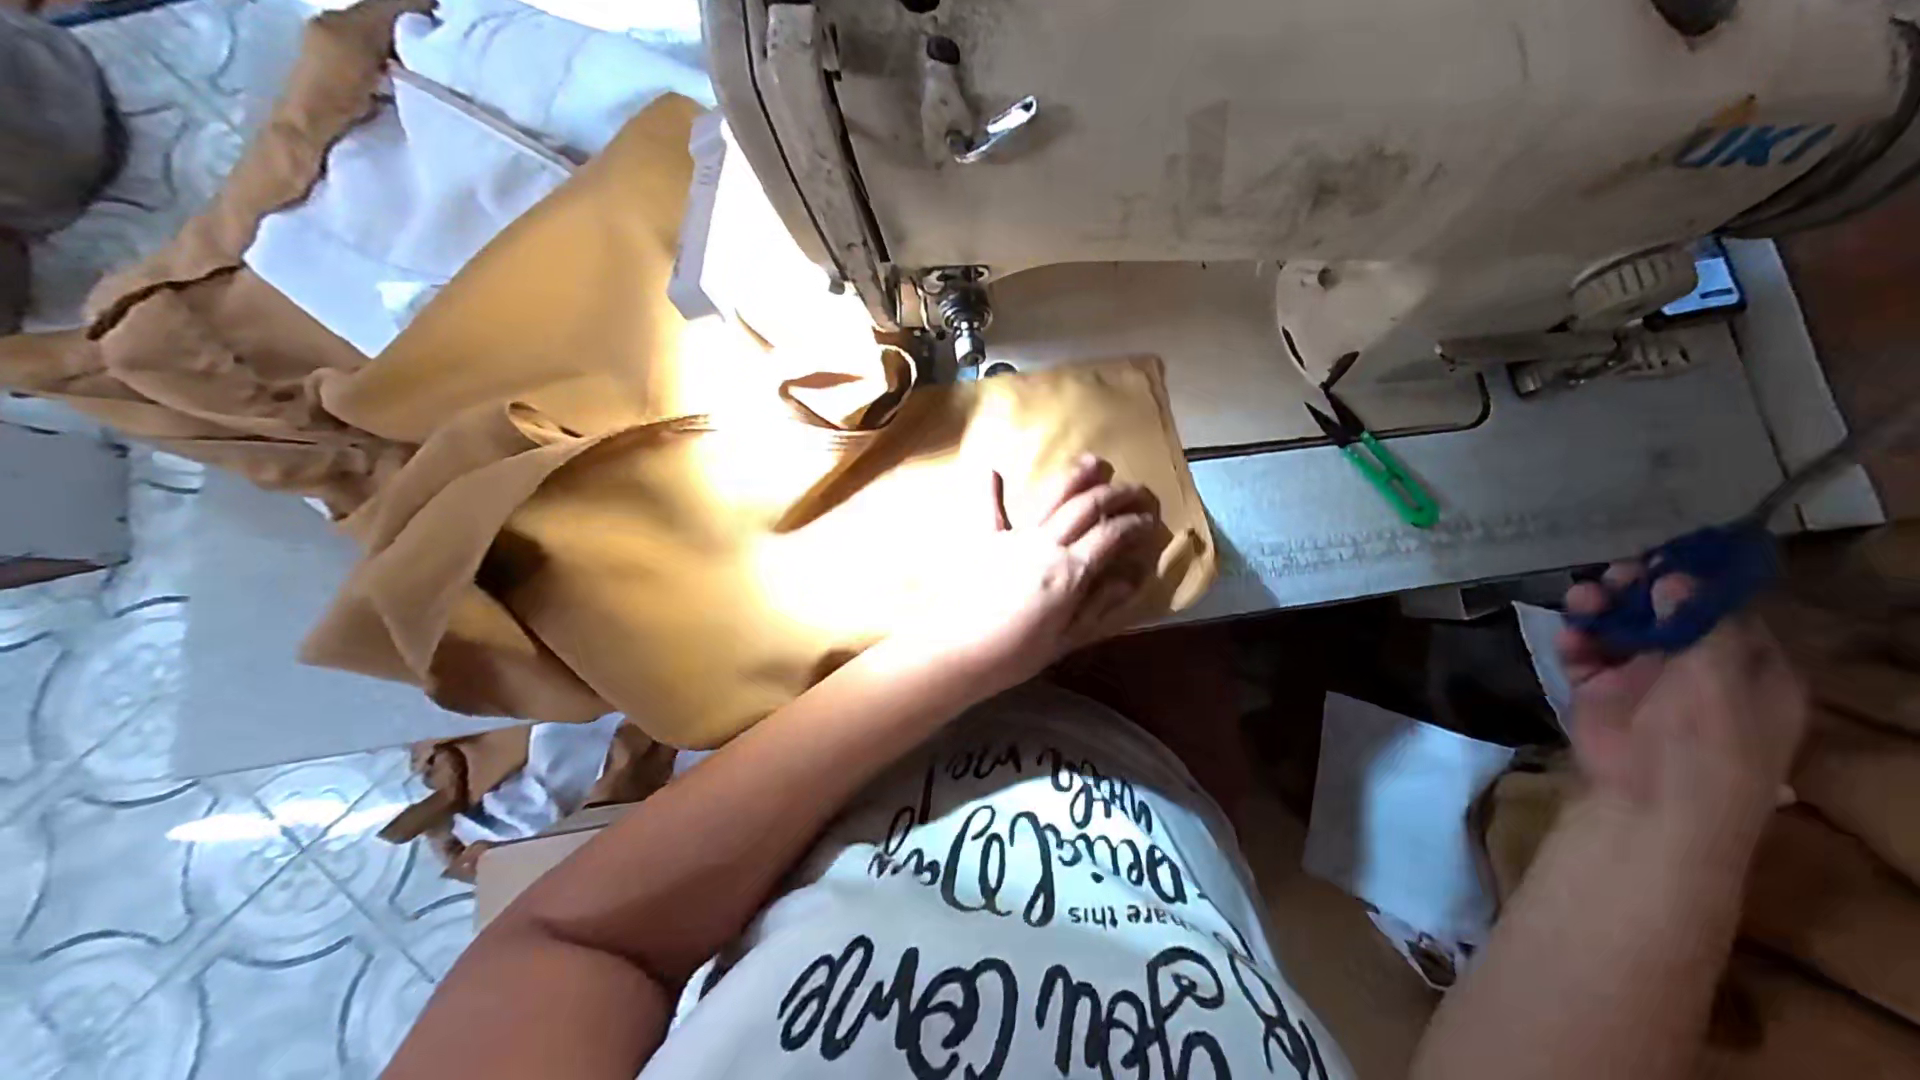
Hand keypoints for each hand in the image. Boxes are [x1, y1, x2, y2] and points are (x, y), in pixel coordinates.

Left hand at [891, 455, 1160, 697]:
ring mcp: (1012, 537)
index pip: (1111, 536)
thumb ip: (1098, 605)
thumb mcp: (1065, 639)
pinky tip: (992, 470)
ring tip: (1095, 463)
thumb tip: (1131, 578)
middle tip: (1136, 490)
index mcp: (1069, 571)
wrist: (956, 651)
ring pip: (1051, 496)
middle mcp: (1045, 544)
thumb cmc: (1013, 654)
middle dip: (1117, 494)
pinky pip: (987, 507)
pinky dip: (989, 488)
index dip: (1134, 524)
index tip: (1149, 520)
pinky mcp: (982, 539)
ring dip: (1075, 476)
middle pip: (1087, 507)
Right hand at [1556, 563, 1807, 841]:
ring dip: (1601, 609)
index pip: (1725, 610)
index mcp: (1749, 667)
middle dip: (1639, 590)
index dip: (1695, 580)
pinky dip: (1575, 640)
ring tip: (1582, 596)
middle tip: (1615, 572)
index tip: (1664, 552)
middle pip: (1664, 613)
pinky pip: (1585, 653)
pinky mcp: (1599, 689)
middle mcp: (1698, 667)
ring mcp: (1644, 678)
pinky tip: (1569, 635)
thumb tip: (1675, 575)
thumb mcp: (1718, 679)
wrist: (1648, 799)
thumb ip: (1700, 624)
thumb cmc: (1705, 742)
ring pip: (1619, 628)